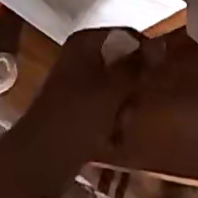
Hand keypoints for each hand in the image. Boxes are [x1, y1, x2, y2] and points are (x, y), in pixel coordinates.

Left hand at [0, 27, 154, 197]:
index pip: (127, 36)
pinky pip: (109, 109)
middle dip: (132, 90)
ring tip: (118, 127)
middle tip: (130, 108)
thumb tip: (161, 44)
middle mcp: (82, 56)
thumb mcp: (110, 92)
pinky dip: (113, 123)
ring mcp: (80, 83)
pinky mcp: (80, 108)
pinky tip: (110, 138)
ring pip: (119, 90)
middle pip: (125, 64)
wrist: (37, 161)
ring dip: (124, 110)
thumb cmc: (73, 119)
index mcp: (85, 43)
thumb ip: (136, 68)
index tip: (158, 76)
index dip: (145, 53)